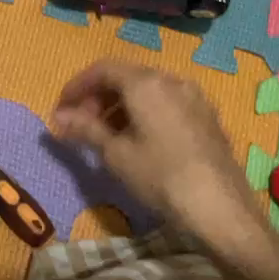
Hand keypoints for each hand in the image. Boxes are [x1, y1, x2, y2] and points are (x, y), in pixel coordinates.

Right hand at [51, 61, 265, 258]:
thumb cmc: (160, 177)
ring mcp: (194, 98)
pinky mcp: (207, 118)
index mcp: (146, 83)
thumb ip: (85, 128)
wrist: (220, 209)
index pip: (102, 70)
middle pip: (125, 77)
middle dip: (97, 97)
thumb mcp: (115, 154)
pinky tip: (137, 141)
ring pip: (147, 91)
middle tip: (80, 125)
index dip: (76, 86)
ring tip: (105, 136)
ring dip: (120, 106)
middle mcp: (172, 81)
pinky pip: (167, 104)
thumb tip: (58, 116)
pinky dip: (144, 113)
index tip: (60, 110)